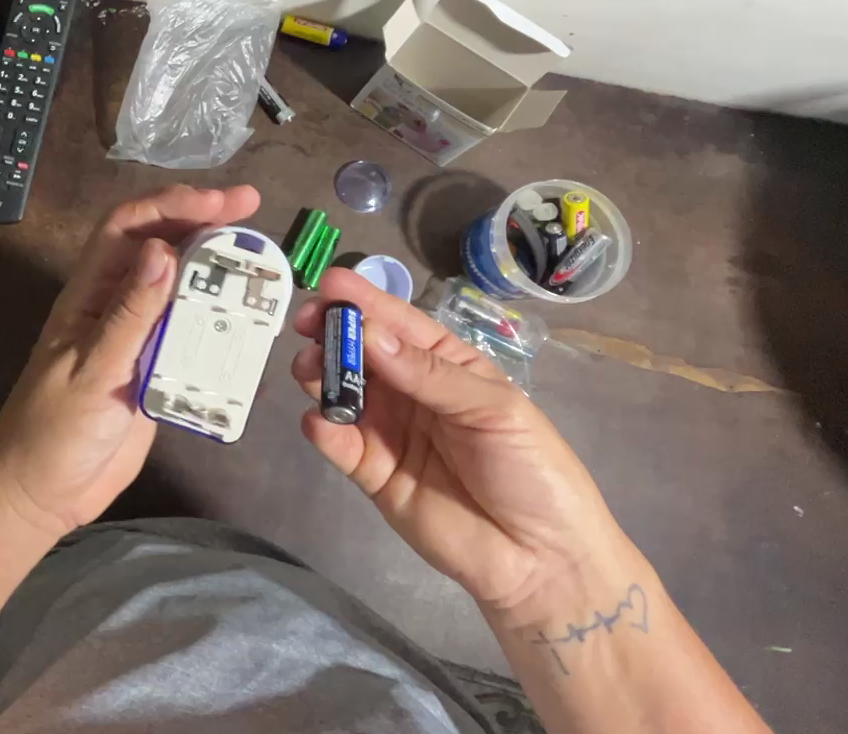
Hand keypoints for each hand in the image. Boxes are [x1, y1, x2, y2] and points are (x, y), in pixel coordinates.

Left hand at [0, 184, 262, 541]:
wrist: (44, 493)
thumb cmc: (53, 431)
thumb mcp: (93, 371)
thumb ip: (130, 315)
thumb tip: (164, 250)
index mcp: (88, 295)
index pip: (126, 228)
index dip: (170, 205)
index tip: (221, 202)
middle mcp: (114, 306)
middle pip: (158, 246)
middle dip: (200, 220)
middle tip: (251, 209)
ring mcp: (136, 338)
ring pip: (178, 287)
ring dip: (214, 268)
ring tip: (260, 258)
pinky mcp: (153, 371)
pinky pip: (188, 333)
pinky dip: (217, 319)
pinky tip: (248, 319)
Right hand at [291, 268, 633, 623]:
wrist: (541, 561)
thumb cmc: (532, 471)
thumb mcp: (493, 411)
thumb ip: (427, 374)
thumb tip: (369, 336)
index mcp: (443, 363)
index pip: (396, 323)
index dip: (362, 302)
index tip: (328, 285)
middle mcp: (406, 389)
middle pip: (357, 350)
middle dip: (330, 333)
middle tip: (306, 326)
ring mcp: (384, 428)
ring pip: (338, 388)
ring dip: (318, 373)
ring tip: (310, 372)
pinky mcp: (367, 469)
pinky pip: (335, 440)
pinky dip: (320, 426)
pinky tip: (320, 422)